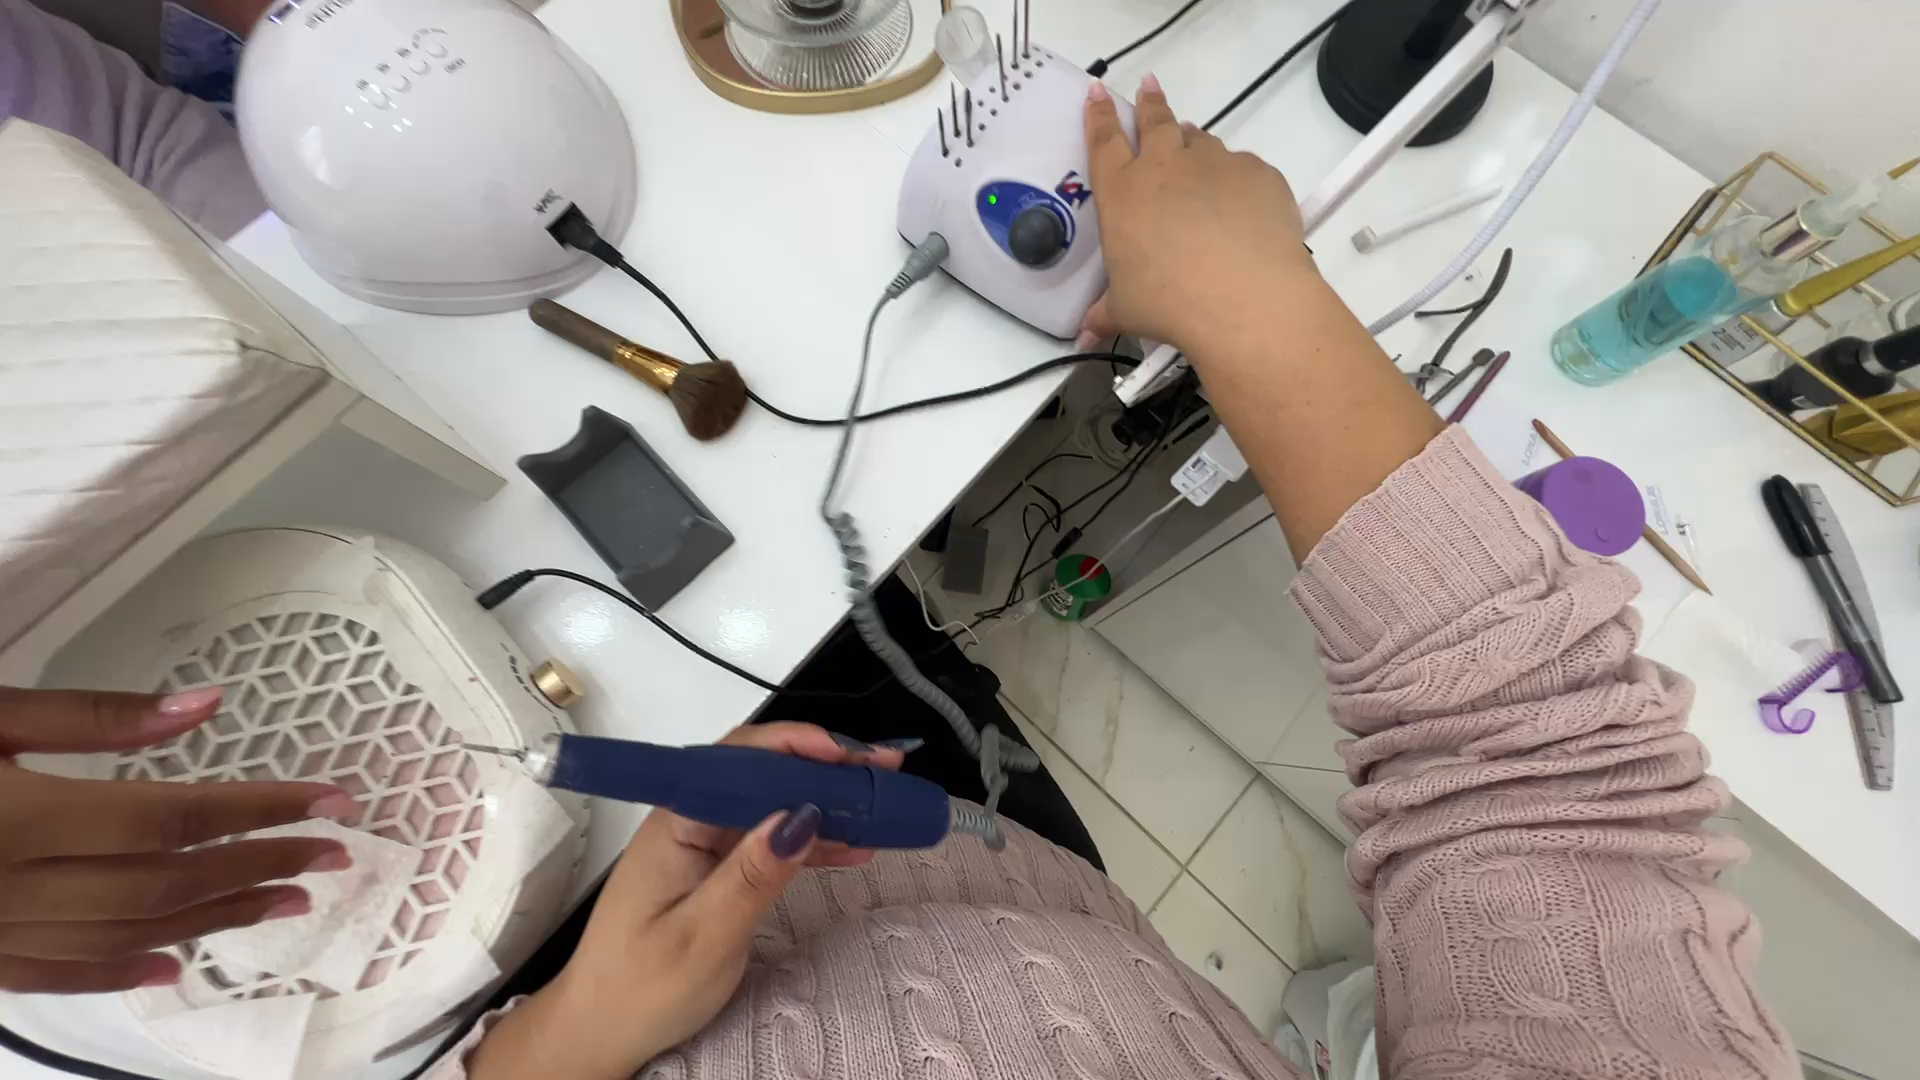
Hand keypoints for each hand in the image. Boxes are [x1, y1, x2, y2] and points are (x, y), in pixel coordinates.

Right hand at [0, 686, 357, 992]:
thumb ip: (92, 716)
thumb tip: (210, 704)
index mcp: (21, 821)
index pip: (180, 816)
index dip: (268, 810)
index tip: (340, 803)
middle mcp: (2, 888)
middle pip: (167, 880)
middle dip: (262, 865)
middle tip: (339, 855)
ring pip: (121, 931)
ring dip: (216, 918)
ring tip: (295, 903)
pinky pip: (40, 975)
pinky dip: (111, 971)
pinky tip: (174, 968)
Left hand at [468, 723, 908, 1079]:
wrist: (599, 1036)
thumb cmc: (640, 990)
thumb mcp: (702, 938)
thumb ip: (753, 875)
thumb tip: (804, 814)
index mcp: (679, 819)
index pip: (742, 758)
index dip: (800, 746)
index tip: (850, 756)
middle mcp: (696, 816)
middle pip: (768, 770)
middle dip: (828, 764)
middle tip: (885, 768)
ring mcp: (713, 840)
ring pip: (780, 800)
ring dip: (832, 798)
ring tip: (885, 800)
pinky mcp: (727, 863)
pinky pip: (779, 836)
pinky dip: (819, 838)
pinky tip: (858, 844)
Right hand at [1078, 74, 1318, 354]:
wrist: (1242, 297)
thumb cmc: (1167, 304)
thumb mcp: (1126, 312)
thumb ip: (1103, 316)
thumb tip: (1083, 336)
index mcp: (1123, 194)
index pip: (1104, 142)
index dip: (1099, 115)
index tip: (1097, 94)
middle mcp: (1166, 167)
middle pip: (1155, 121)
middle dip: (1149, 103)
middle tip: (1149, 88)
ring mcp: (1215, 164)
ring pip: (1199, 141)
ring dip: (1191, 144)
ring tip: (1192, 159)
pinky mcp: (1257, 173)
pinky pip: (1240, 168)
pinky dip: (1233, 180)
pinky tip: (1235, 208)